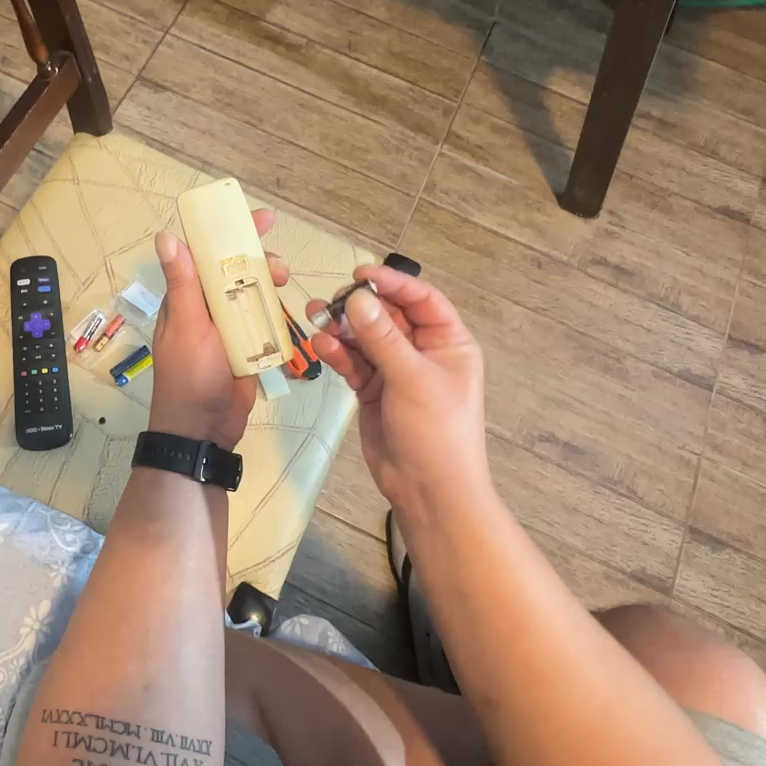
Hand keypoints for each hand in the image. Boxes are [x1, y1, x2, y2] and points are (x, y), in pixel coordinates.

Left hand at [147, 208, 289, 449]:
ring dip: (268, 283)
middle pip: (233, 271)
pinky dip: (275, 310)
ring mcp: (227, 329)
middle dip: (256, 258)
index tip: (254, 218)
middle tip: (279, 258)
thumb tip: (166, 236)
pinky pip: (262, 321)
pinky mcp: (246, 348)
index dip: (226, 233)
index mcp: (186, 300)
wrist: (203, 430)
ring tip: (284, 280)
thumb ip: (183, 284)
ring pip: (251, 294)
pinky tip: (288, 306)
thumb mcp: (186, 326)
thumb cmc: (190, 377)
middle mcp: (206, 309)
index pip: (205, 255)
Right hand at [308, 267, 488, 509]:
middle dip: (360, 308)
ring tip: (317, 320)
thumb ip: (382, 337)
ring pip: (366, 338)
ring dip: (343, 329)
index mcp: (448, 343)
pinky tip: (322, 346)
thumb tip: (356, 298)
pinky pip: (354, 362)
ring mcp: (396, 371)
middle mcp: (423, 352)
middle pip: (388, 316)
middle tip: (330, 302)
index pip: (421, 300)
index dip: (393, 283)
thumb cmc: (436, 432)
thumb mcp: (412, 379)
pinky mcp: (373, 390)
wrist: (427, 491)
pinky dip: (338, 354)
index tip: (361, 275)